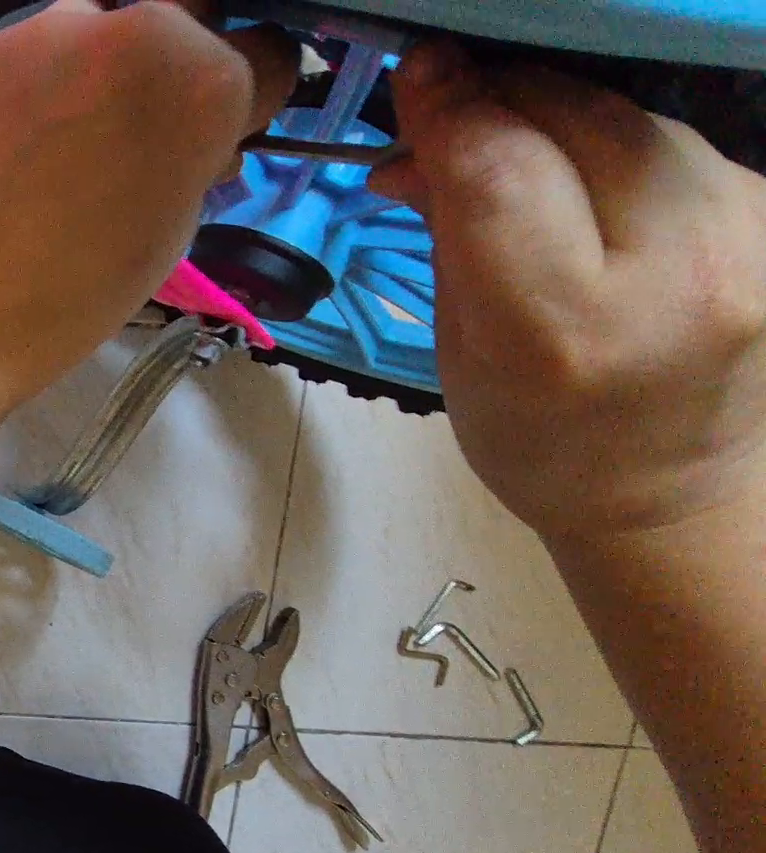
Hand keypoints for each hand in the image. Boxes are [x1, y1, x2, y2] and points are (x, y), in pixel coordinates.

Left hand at [0, 0, 295, 412]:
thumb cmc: (65, 304)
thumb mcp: (166, 238)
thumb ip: (194, 161)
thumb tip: (194, 139)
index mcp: (202, 85)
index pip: (263, 59)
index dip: (239, 109)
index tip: (209, 141)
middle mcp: (134, 32)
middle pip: (178, 31)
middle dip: (164, 82)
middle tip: (126, 147)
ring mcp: (46, 34)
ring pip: (95, 38)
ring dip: (91, 83)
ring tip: (50, 159)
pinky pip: (27, 61)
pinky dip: (29, 95)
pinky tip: (4, 156)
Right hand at [371, 42, 765, 544]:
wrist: (660, 484)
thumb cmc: (528, 437)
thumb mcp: (459, 351)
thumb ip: (448, 239)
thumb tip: (416, 153)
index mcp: (563, 328)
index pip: (503, 179)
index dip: (454, 113)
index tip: (416, 73)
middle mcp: (677, 268)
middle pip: (579, 126)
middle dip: (497, 96)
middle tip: (437, 92)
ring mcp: (750, 232)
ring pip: (631, 119)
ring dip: (545, 108)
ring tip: (484, 130)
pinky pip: (670, 140)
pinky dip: (597, 133)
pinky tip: (555, 156)